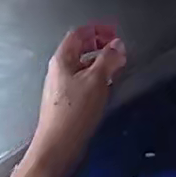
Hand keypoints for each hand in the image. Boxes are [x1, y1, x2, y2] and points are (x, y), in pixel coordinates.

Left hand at [27, 22, 126, 176]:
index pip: (78, 34)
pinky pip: (82, 80)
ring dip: (99, 61)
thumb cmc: (76, 110)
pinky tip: (106, 86)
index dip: (96, 29)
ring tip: (117, 65)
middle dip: (98, 44)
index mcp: (62, 59)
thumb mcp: (96, 81)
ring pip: (81, 65)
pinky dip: (95, 76)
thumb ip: (108, 60)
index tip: (115, 32)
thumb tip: (118, 43)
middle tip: (118, 47)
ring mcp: (60, 86)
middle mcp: (58, 69)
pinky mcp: (65, 101)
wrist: (57, 147)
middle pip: (79, 48)